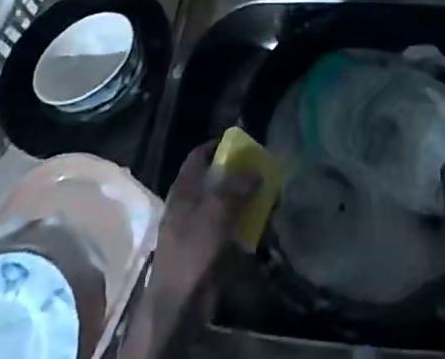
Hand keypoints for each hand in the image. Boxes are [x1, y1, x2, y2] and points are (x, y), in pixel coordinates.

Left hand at [123, 140, 259, 358]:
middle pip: (212, 179)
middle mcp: (188, 204)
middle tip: (260, 168)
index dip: (217, 145)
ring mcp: (196, 227)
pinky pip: (226, 229)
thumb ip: (236, 187)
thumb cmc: (193, 249)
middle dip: (235, 173)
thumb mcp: (216, 211)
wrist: (178, 302)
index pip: (198, 156)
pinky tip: (258, 225)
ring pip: (221, 204)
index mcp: (184, 189)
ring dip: (241, 199)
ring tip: (266, 194)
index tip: (241, 142)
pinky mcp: (205, 249)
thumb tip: (255, 169)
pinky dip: (241, 223)